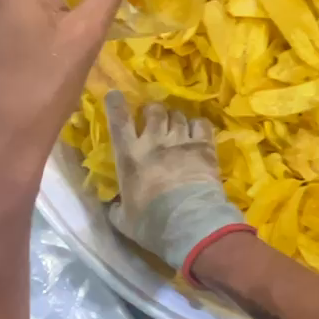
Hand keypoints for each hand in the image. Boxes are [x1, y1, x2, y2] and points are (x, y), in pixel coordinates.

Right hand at [102, 91, 253, 283]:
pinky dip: (198, 125)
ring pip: (178, 115)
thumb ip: (116, 208)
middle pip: (153, 111)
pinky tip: (197, 132)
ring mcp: (181, 142)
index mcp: (129, 157)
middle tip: (154, 119)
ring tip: (176, 127)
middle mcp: (153, 142)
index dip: (115, 104)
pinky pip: (201, 124)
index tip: (115, 95)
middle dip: (152, 111)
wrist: (189, 224)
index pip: (119, 121)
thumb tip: (113, 205)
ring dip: (175, 118)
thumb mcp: (123, 220)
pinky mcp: (204, 147)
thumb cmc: (151, 224)